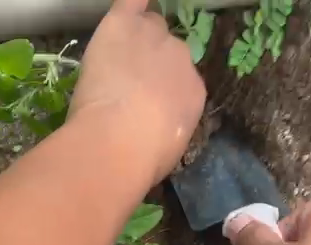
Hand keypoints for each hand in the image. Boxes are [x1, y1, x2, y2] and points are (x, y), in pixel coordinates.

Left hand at [68, 0, 205, 185]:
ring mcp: (152, 37)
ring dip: (134, 39)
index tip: (145, 104)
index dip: (161, 89)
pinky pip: (130, 0)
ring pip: (147, 26)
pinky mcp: (122, 24)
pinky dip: (130, 2)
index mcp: (194, 92)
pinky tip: (124, 10)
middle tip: (127, 88)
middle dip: (149, 64)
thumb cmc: (142, 161)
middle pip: (167, 48)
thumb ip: (166, 130)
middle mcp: (180, 58)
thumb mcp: (166, 153)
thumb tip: (157, 129)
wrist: (117, 142)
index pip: (180, 79)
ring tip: (116, 63)